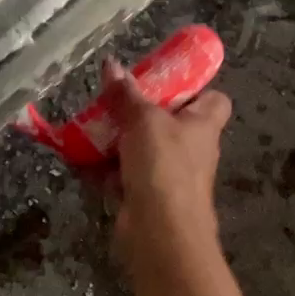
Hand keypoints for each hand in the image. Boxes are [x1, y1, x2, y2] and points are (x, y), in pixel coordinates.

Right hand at [102, 56, 232, 267]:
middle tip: (114, 100)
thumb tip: (112, 64)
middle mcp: (192, 150)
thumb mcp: (143, 119)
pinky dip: (104, 168)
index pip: (214, 100)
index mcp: (203, 126)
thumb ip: (126, 94)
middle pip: (170, 123)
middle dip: (140, 113)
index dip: (194, 89)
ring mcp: (170, 176)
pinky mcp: (147, 197)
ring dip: (117, 140)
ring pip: (142, 149)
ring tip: (90, 125)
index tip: (165, 82)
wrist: (160, 231)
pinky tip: (80, 156)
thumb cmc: (164, 166)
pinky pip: (124, 174)